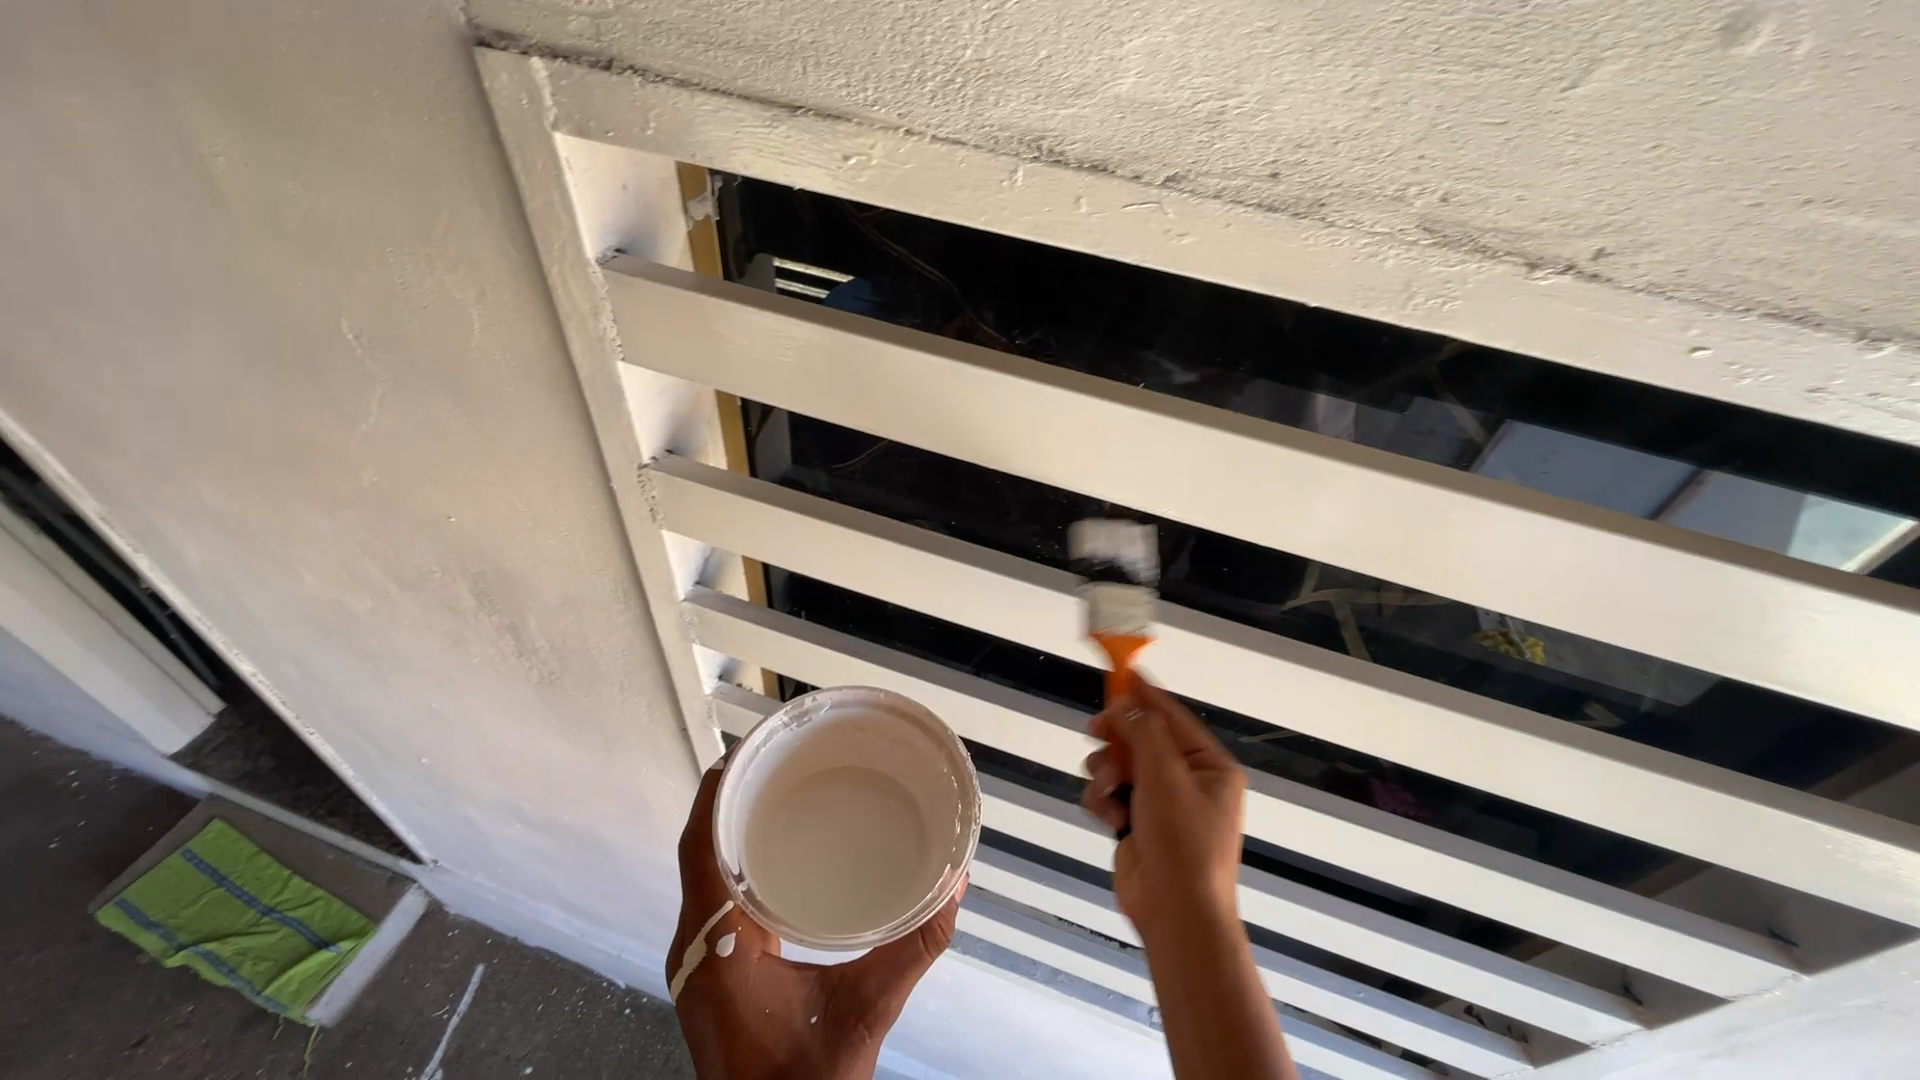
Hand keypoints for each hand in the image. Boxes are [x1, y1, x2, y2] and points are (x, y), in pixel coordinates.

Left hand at [667, 759, 961, 1079]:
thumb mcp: (866, 1012)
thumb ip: (914, 948)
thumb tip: (953, 886)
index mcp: (717, 950)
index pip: (699, 852)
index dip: (713, 796)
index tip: (742, 754)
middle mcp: (697, 950)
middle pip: (697, 855)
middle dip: (725, 803)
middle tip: (768, 762)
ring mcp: (701, 964)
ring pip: (702, 876)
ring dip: (727, 832)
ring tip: (769, 793)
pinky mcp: (714, 973)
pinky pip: (712, 899)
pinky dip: (734, 865)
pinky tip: (769, 855)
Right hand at [1081, 675, 1245, 939]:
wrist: (1175, 913)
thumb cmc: (1182, 841)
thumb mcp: (1165, 776)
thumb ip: (1142, 732)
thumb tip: (1125, 704)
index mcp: (1210, 767)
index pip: (1173, 717)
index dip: (1145, 694)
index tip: (1120, 672)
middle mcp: (1187, 782)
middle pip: (1141, 740)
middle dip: (1118, 740)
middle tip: (1095, 730)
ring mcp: (1161, 806)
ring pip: (1120, 766)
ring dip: (1107, 774)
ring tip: (1108, 792)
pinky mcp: (1137, 826)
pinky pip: (1111, 795)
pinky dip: (1104, 802)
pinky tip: (1107, 817)